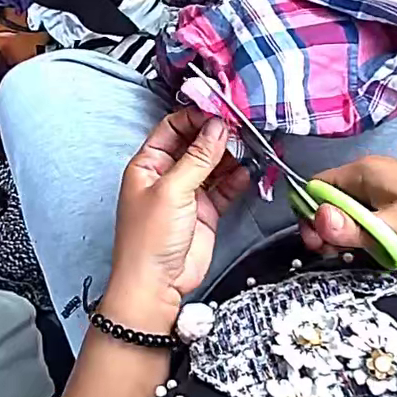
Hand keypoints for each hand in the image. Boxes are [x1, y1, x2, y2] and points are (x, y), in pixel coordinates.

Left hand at [103, 108, 250, 333]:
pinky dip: (237, 179)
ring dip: (231, 156)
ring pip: (214, 165)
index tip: (220, 112)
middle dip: (217, 135)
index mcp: (148, 165)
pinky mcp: (206, 211)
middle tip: (240, 128)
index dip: (196, 118)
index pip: (173, 128)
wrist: (157, 284)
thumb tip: (216, 128)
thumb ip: (198, 157)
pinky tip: (247, 171)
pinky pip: (225, 187)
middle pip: (196, 144)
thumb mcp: (172, 190)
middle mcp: (168, 175)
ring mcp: (188, 193)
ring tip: (248, 148)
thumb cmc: (147, 241)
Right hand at [299, 156, 396, 265]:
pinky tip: (382, 253)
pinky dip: (370, 239)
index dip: (312, 215)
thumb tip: (318, 221)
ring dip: (352, 238)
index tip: (320, 244)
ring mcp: (390, 193)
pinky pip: (372, 222)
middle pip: (332, 202)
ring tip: (365, 256)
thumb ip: (356, 228)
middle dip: (330, 229)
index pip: (316, 187)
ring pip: (352, 215)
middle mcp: (375, 177)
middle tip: (339, 255)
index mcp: (367, 171)